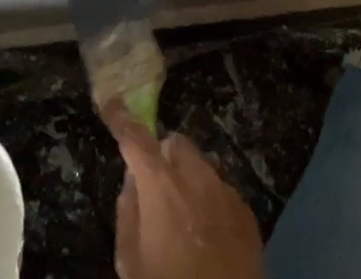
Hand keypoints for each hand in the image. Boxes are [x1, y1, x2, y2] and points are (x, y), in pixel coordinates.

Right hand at [104, 105, 263, 278]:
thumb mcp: (130, 258)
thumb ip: (128, 211)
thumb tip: (133, 182)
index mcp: (161, 186)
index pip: (135, 139)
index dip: (121, 119)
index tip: (112, 102)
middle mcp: (197, 178)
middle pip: (177, 144)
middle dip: (163, 155)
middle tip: (155, 183)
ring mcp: (227, 194)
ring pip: (204, 165)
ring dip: (189, 176)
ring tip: (184, 211)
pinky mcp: (248, 214)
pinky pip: (224, 190)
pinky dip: (211, 199)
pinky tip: (207, 230)